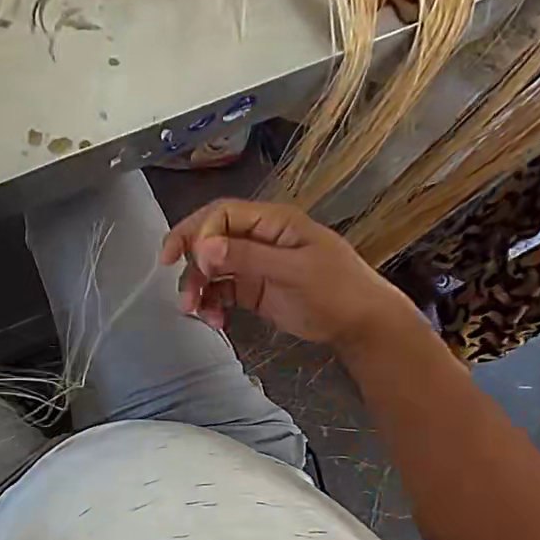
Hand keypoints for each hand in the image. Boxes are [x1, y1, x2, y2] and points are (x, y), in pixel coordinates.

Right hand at [160, 199, 427, 351]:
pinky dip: (212, 304)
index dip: (196, 232)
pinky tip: (215, 320)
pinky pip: (222, 292)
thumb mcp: (294, 271)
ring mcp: (255, 265)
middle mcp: (259, 239)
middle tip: (180, 291)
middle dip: (191, 263)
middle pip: (211, 240)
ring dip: (198, 288)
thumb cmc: (336, 290)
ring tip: (195, 312)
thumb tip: (204, 248)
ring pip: (213, 269)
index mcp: (272, 222)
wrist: (360, 323)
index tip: (178, 258)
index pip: (222, 215)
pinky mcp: (254, 291)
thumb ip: (249, 258)